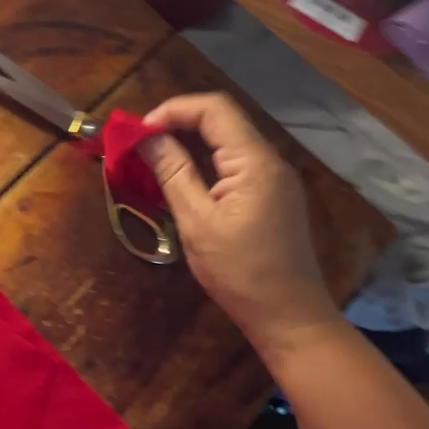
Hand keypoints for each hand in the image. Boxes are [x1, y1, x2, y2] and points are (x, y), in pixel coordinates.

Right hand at [141, 93, 341, 355]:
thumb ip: (172, 171)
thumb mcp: (197, 221)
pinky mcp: (269, 193)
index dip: (171, 110)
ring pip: (225, 138)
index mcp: (255, 162)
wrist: (290, 319)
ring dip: (186, 139)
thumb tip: (145, 137)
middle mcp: (269, 160)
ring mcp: (273, 177)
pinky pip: (232, 160)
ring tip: (150, 156)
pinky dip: (202, 158)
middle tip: (139, 143)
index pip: (213, 109)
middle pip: (220, 118)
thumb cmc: (241, 272)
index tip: (138, 132)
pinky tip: (178, 175)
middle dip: (175, 122)